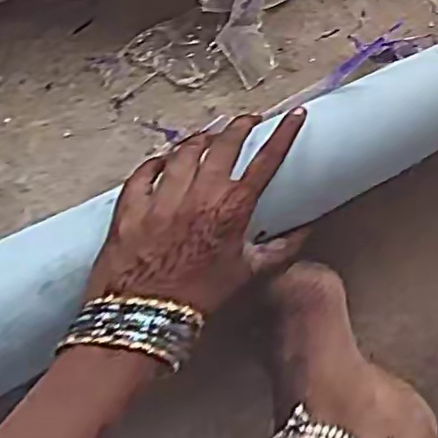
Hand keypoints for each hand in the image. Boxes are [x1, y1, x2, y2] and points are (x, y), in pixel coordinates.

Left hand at [84, 109, 309, 314]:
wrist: (141, 322)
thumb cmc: (199, 297)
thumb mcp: (248, 272)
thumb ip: (282, 249)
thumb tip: (307, 231)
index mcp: (234, 208)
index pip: (267, 159)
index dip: (285, 132)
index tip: (295, 115)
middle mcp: (200, 196)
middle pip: (225, 144)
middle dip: (240, 126)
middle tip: (248, 120)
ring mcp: (162, 201)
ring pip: (184, 153)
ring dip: (201, 139)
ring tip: (208, 135)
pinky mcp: (130, 211)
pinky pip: (142, 175)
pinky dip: (154, 163)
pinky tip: (163, 160)